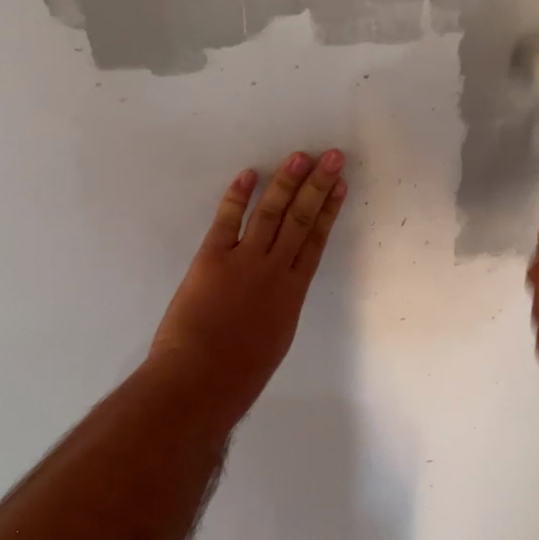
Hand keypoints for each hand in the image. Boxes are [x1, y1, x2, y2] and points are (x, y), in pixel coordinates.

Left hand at [148, 149, 347, 422]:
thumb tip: (278, 291)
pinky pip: (227, 220)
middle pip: (301, 219)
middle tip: (333, 156)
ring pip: (270, 213)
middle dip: (318, 185)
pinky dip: (237, 196)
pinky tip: (248, 175)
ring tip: (300, 156)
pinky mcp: (212, 259)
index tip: (340, 185)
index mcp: (292, 293)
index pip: (316, 241)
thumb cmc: (236, 376)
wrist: (198, 383)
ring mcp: (244, 261)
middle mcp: (274, 270)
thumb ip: (277, 308)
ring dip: (286, 182)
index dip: (329, 210)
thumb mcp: (272, 340)